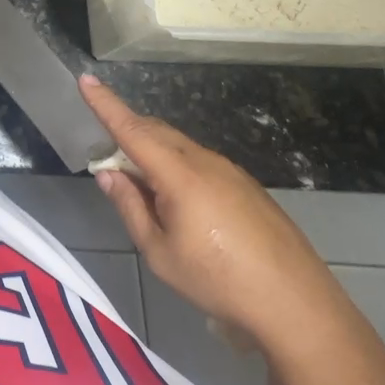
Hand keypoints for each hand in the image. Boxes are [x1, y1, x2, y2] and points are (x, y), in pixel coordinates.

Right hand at [78, 74, 349, 346]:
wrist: (298, 305)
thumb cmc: (218, 281)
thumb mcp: (159, 253)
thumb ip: (130, 208)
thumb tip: (109, 174)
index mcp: (179, 176)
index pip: (132, 130)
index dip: (106, 105)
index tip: (86, 79)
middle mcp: (205, 163)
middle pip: (156, 132)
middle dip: (126, 131)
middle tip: (105, 154)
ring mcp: (231, 173)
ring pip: (179, 146)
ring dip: (152, 151)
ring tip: (141, 185)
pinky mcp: (248, 188)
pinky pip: (200, 162)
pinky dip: (176, 165)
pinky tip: (180, 201)